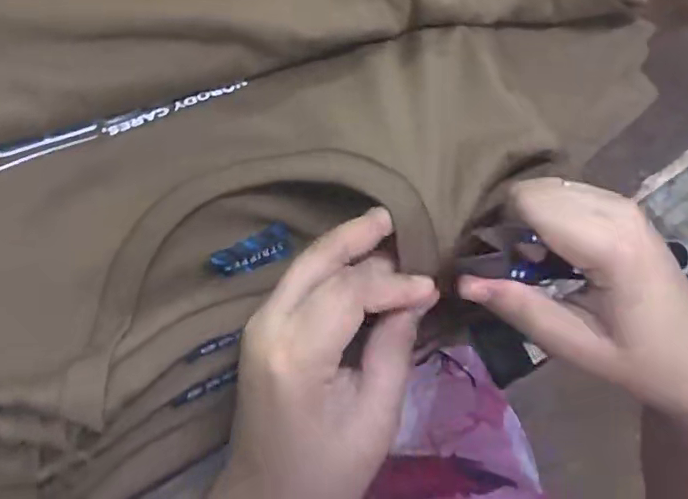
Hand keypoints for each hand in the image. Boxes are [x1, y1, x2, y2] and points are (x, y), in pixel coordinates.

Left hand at [209, 208, 438, 498]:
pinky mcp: (260, 324)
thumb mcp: (375, 418)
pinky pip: (299, 280)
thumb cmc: (327, 469)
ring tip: (380, 227)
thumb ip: (394, 348)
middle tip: (392, 217)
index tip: (429, 286)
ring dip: (343, 244)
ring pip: (304, 264)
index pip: (348, 292)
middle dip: (356, 236)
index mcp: (296, 354)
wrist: (266, 497)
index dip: (392, 283)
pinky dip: (330, 264)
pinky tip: (357, 257)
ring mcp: (258, 322)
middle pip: (317, 262)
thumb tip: (415, 294)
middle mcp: (269, 326)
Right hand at [457, 179, 687, 420]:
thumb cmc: (640, 363)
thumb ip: (520, 308)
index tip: (500, 267)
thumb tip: (462, 280)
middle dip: (514, 221)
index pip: (529, 202)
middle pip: (535, 189)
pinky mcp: (624, 204)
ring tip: (539, 263)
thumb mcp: (576, 346)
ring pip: (549, 186)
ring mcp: (624, 202)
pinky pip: (568, 191)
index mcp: (610, 243)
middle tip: (519, 269)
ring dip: (532, 216)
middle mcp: (617, 208)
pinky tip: (560, 251)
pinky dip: (551, 213)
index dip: (502, 229)